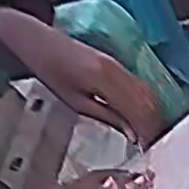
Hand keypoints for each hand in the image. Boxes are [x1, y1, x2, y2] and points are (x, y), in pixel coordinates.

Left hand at [0, 8, 160, 144]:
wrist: (35, 38)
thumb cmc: (50, 70)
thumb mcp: (76, 102)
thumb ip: (107, 117)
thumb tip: (132, 135)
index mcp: (105, 81)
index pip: (138, 113)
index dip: (146, 134)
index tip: (147, 150)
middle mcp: (117, 71)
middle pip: (148, 106)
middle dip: (153, 128)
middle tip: (152, 147)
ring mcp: (119, 66)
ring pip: (149, 97)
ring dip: (153, 118)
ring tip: (149, 135)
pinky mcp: (118, 66)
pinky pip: (142, 88)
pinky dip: (147, 106)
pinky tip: (143, 118)